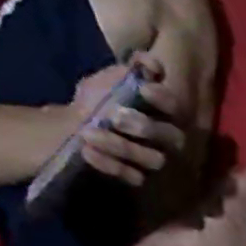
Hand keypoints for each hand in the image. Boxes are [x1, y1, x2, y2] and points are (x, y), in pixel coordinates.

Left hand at [67, 54, 187, 184]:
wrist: (69, 130)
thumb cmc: (96, 102)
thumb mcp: (108, 81)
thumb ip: (129, 71)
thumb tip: (152, 64)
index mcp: (163, 114)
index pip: (176, 108)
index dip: (164, 99)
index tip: (144, 89)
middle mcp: (168, 141)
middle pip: (172, 138)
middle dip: (145, 127)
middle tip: (114, 117)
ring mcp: (155, 162)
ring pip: (154, 159)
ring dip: (121, 146)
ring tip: (88, 134)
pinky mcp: (142, 181)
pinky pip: (134, 177)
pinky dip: (109, 164)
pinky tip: (87, 152)